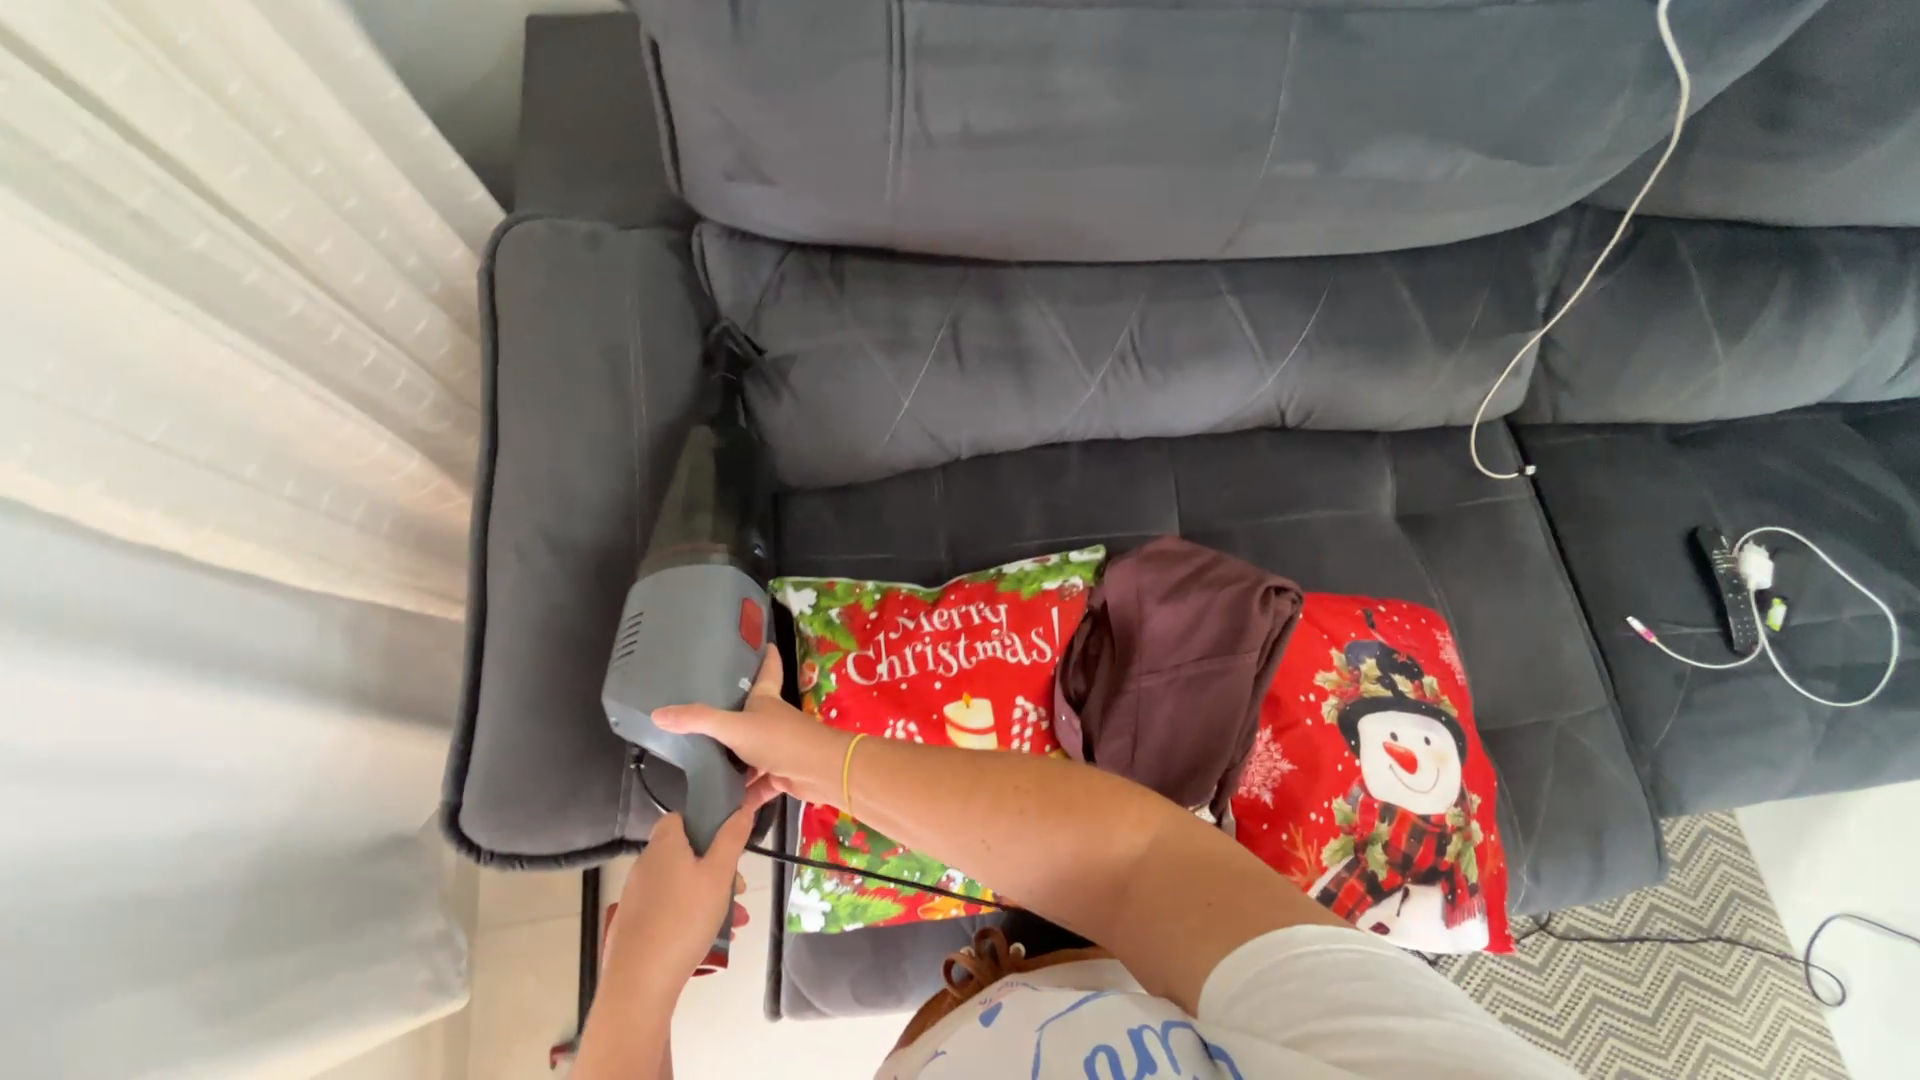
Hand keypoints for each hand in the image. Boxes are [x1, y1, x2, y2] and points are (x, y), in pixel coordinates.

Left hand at [603, 797, 769, 996]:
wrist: (639, 982)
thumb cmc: (684, 918)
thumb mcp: (719, 874)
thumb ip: (732, 838)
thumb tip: (740, 809)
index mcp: (663, 845)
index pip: (679, 818)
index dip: (704, 823)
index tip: (727, 842)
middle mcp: (645, 865)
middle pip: (685, 853)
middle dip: (716, 867)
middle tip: (739, 888)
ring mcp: (637, 896)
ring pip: (681, 884)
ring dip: (710, 895)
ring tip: (735, 919)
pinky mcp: (634, 924)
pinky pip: (670, 908)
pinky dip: (691, 914)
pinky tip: (714, 937)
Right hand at [654, 648, 851, 807]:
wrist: (820, 772)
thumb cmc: (780, 739)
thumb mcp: (734, 727)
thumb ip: (698, 721)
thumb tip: (657, 714)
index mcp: (765, 700)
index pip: (767, 670)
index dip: (766, 656)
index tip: (764, 643)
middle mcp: (772, 721)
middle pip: (752, 715)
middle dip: (733, 716)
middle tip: (701, 718)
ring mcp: (778, 749)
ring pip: (751, 755)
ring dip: (733, 764)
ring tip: (700, 769)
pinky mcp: (782, 775)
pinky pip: (757, 786)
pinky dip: (743, 796)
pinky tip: (722, 805)